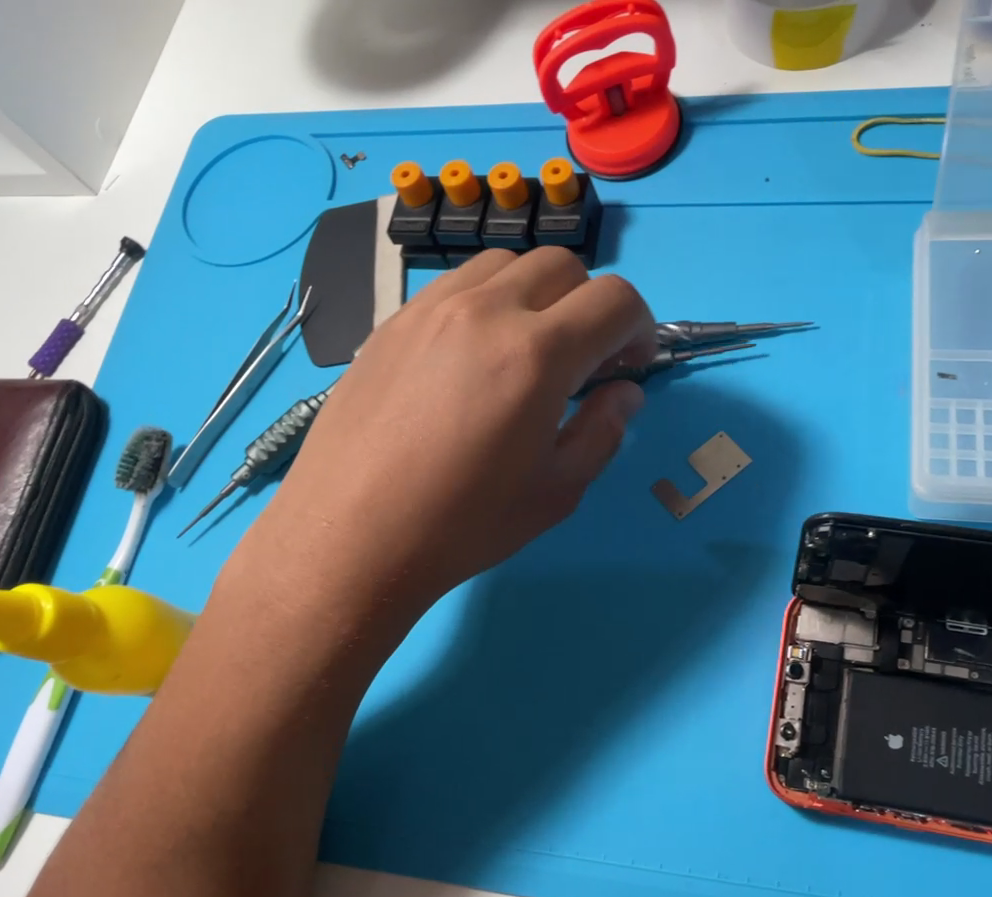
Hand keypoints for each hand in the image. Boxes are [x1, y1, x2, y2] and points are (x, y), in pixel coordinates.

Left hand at [235, 247, 652, 623]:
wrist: (352, 536)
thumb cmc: (464, 525)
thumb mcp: (556, 492)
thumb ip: (603, 432)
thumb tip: (624, 393)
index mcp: (537, 355)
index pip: (614, 299)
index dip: (639, 326)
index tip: (631, 364)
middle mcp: (485, 312)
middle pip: (562, 266)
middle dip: (590, 305)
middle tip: (585, 359)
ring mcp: (430, 309)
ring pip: (504, 264)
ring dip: (536, 295)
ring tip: (527, 350)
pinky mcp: (392, 323)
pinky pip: (454, 284)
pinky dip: (486, 302)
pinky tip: (473, 357)